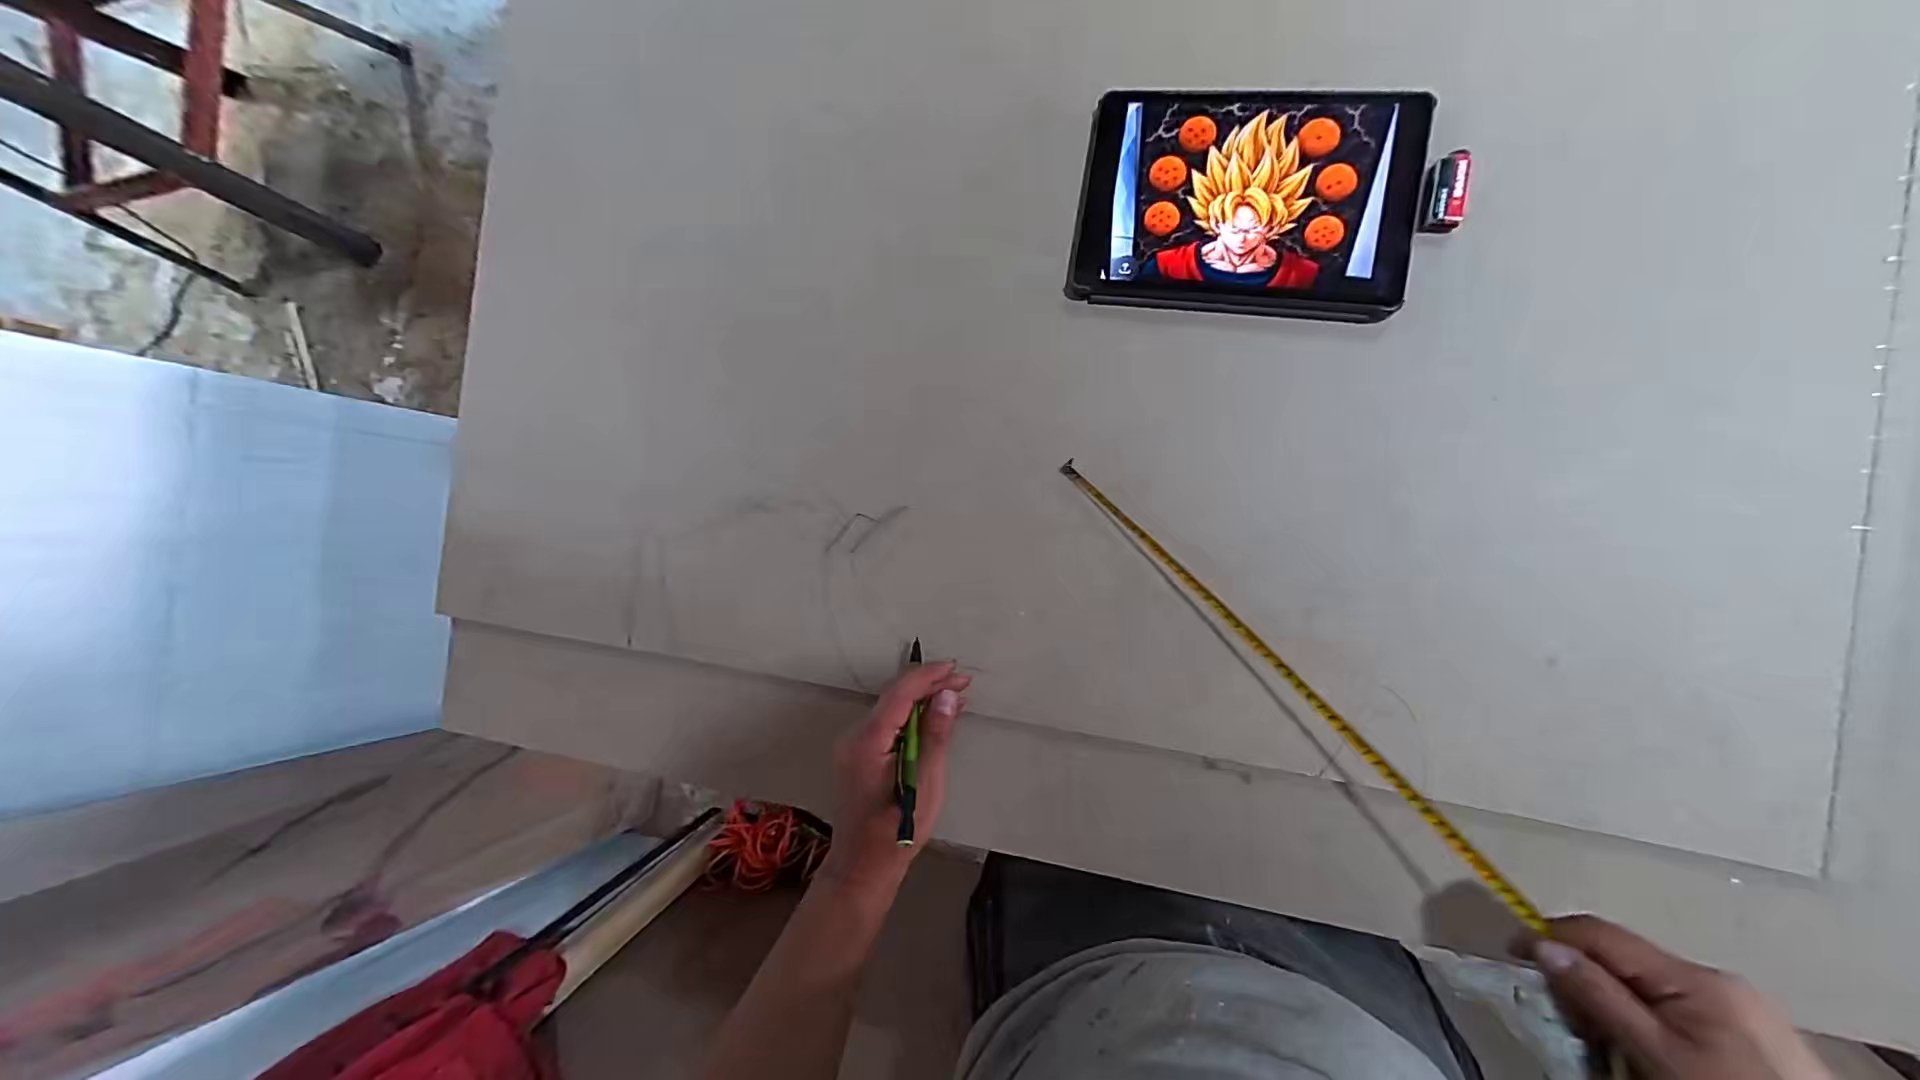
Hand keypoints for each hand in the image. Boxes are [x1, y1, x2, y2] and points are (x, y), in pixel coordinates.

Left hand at [817, 660, 969, 898]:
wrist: (862, 868)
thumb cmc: (896, 833)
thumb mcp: (925, 784)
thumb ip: (935, 737)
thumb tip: (947, 696)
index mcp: (867, 741)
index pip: (899, 694)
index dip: (927, 676)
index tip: (955, 669)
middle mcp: (854, 736)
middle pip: (894, 697)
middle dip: (929, 685)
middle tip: (963, 681)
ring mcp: (854, 745)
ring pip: (892, 709)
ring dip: (923, 700)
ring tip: (956, 695)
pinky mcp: (859, 754)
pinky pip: (888, 724)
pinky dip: (913, 717)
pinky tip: (935, 717)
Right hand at [1519, 915, 1831, 1079]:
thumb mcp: (1657, 1055)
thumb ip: (1599, 996)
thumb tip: (1542, 946)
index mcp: (1696, 978)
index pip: (1601, 933)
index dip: (1549, 935)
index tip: (1511, 950)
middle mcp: (1717, 978)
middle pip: (1622, 956)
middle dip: (1582, 974)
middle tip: (1562, 1010)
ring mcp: (1739, 1004)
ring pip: (1645, 981)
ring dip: (1609, 997)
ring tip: (1600, 1033)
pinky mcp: (1750, 1030)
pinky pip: (1673, 1004)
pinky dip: (1641, 1014)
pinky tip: (1639, 1042)